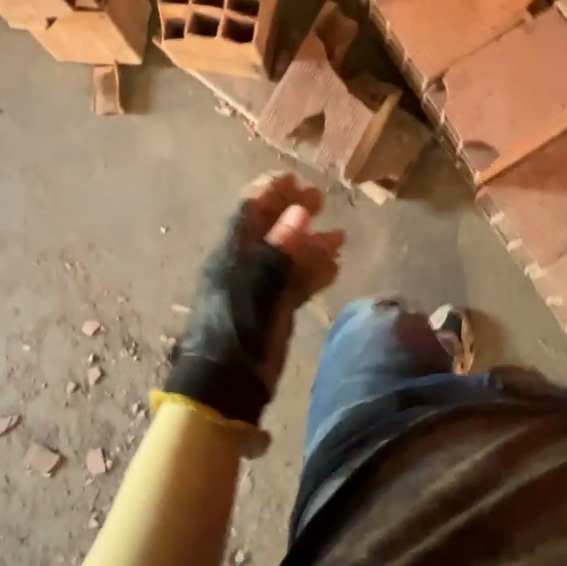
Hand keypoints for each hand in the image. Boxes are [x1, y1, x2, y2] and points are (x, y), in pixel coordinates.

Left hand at [165, 173, 344, 424]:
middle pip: (271, 228)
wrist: (226, 386)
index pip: (249, 210)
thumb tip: (299, 212)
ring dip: (311, 243)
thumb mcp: (257, 287)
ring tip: (340, 237)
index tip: (294, 178)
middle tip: (321, 200)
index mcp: (232, 253)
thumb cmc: (236, 331)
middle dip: (294, 211)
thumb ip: (278, 250)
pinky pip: (295, 282)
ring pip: (287, 255)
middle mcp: (245, 264)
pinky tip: (334, 268)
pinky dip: (313, 272)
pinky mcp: (273, 308)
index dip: (270, 191)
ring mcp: (260, 287)